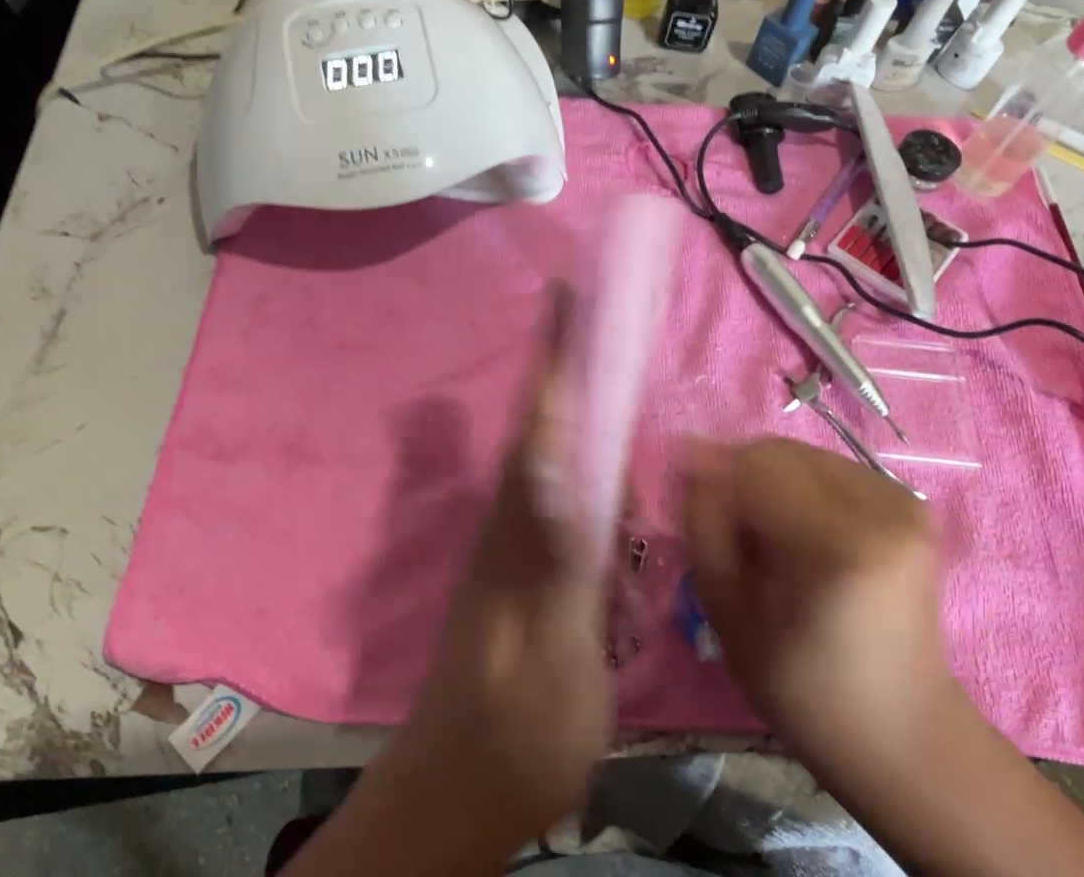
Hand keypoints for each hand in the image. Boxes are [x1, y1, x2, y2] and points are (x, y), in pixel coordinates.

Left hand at [329, 293, 612, 866]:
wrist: (464, 789)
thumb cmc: (515, 725)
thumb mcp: (549, 642)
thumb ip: (556, 550)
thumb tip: (552, 457)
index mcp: (519, 527)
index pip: (541, 423)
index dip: (557, 357)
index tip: (570, 295)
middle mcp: (515, 526)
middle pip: (553, 435)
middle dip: (580, 380)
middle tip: (609, 340)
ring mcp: (519, 556)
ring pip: (563, 476)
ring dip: (588, 440)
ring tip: (615, 420)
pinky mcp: (531, 585)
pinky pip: (572, 520)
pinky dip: (598, 502)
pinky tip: (619, 517)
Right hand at [682, 437, 957, 774]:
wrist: (903, 730)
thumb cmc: (805, 690)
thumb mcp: (731, 618)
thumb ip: (704, 530)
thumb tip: (689, 460)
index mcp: (839, 545)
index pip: (752, 466)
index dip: (710, 478)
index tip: (692, 516)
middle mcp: (882, 508)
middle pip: (778, 452)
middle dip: (739, 480)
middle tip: (730, 537)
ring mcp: (904, 502)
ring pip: (801, 456)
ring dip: (769, 484)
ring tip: (768, 543)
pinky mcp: (910, 505)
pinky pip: (830, 470)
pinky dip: (801, 491)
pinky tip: (801, 539)